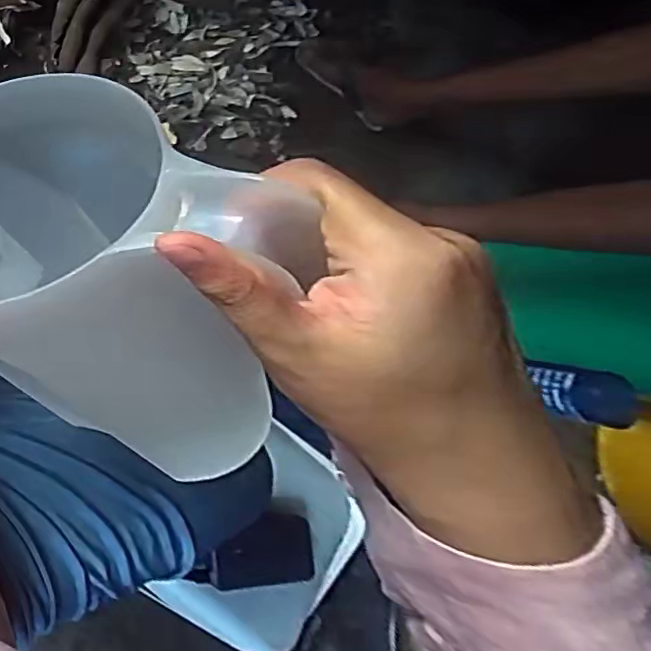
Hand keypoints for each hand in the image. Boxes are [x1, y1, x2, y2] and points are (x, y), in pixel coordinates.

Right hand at [155, 159, 598, 564]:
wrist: (480, 469)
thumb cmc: (378, 407)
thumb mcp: (290, 344)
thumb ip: (232, 285)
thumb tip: (169, 239)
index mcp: (402, 247)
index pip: (312, 181)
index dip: (258, 196)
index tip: (229, 237)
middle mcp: (440, 236)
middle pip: (331, 201)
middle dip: (280, 227)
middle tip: (251, 273)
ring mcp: (459, 254)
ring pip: (352, 221)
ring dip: (309, 244)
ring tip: (288, 292)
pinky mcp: (461, 273)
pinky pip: (379, 241)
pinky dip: (340, 259)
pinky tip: (329, 302)